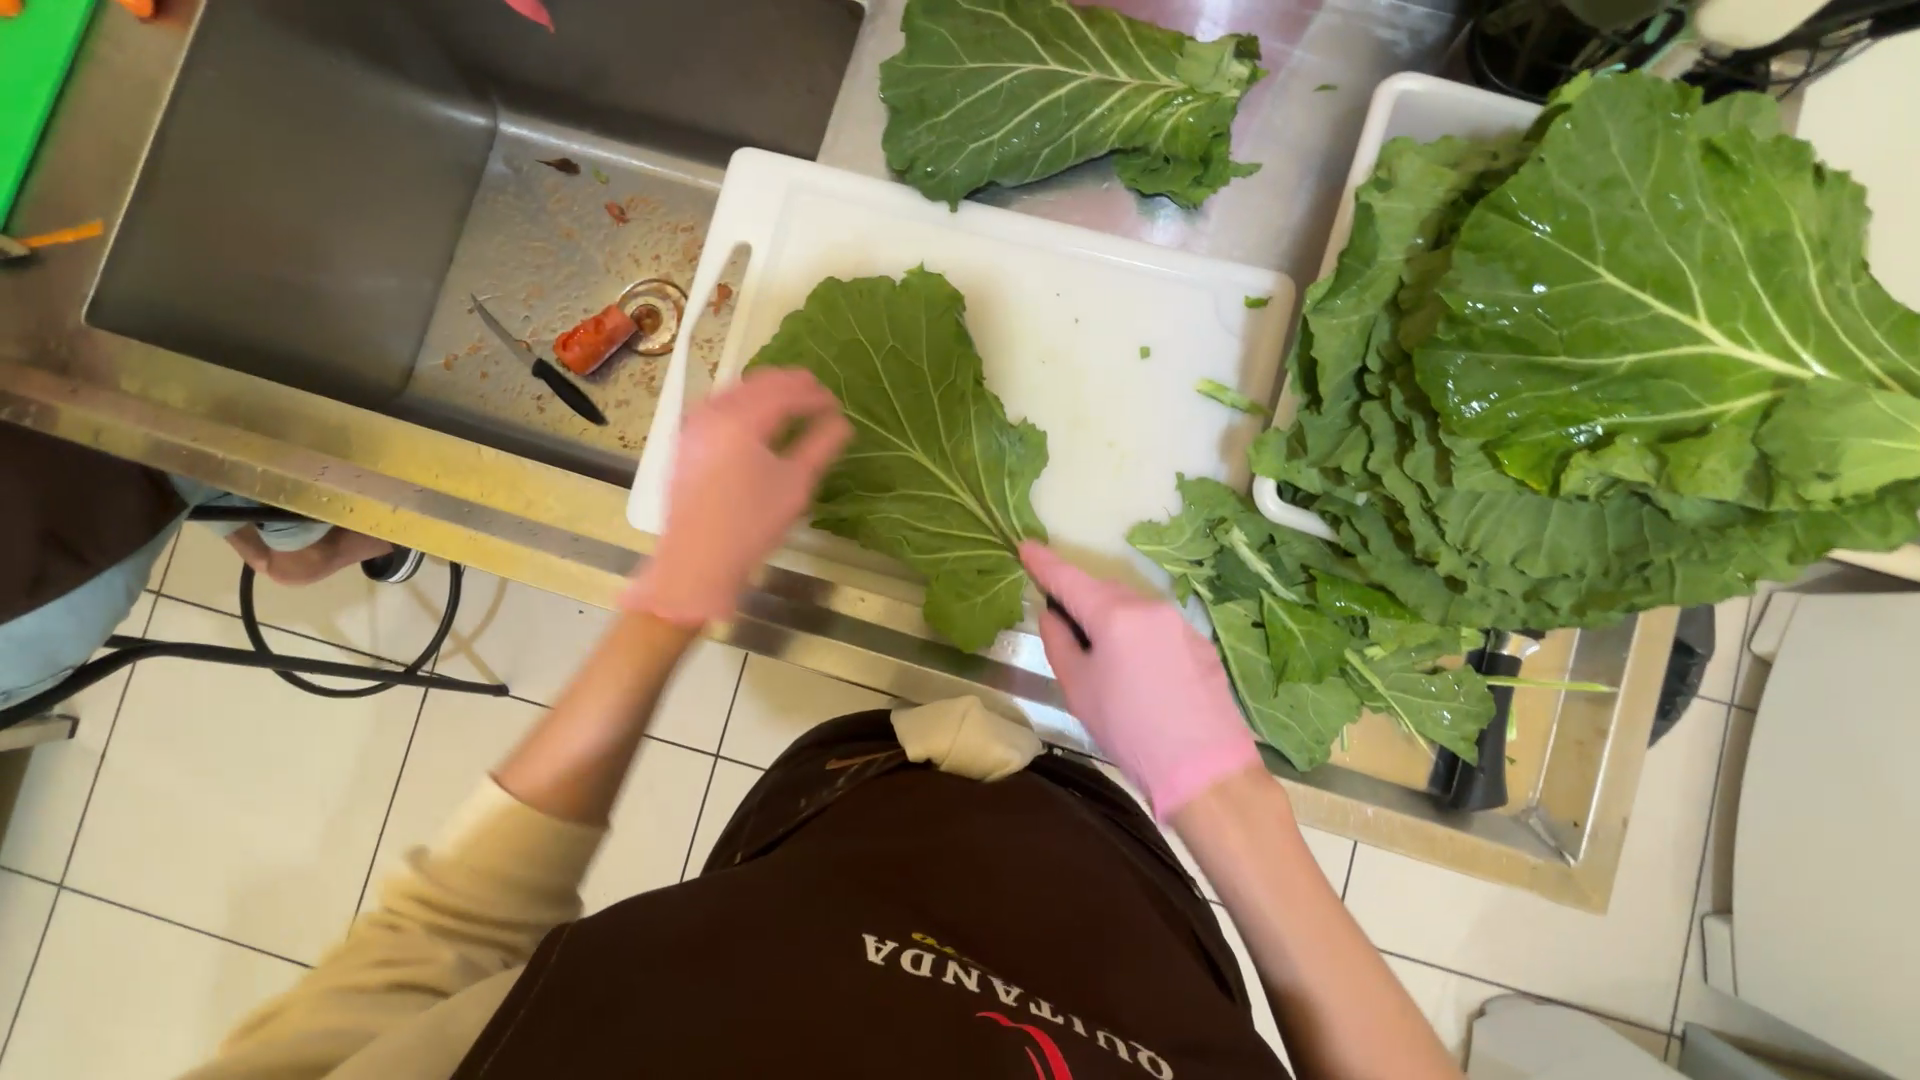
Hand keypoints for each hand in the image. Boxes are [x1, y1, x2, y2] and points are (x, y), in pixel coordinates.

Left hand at [623, 368, 851, 626]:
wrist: (696, 559)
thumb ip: (821, 446)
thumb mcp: (796, 485)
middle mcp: (714, 412)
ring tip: (790, 403)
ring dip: (765, 392)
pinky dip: (742, 404)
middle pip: (758, 384)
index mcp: (743, 420)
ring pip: (735, 392)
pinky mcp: (685, 442)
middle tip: (817, 393)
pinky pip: (718, 407)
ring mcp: (694, 425)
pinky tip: (755, 420)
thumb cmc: (752, 524)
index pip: (786, 393)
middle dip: (790, 385)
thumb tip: (842, 423)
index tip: (837, 403)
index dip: (815, 395)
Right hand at [1020, 542, 1260, 820]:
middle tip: (1060, 619)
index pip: (1070, 579)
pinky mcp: (1200, 645)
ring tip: (1098, 653)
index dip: (1044, 563)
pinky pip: (1156, 627)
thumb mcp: (1078, 688)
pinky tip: (1135, 669)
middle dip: (1079, 597)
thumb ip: (1059, 642)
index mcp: (1116, 615)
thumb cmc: (1129, 728)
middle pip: (1104, 591)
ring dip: (1109, 617)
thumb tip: (1053, 614)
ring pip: (1132, 608)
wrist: (1204, 768)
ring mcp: (1181, 624)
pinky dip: (1136, 634)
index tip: (1025, 546)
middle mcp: (1151, 608)